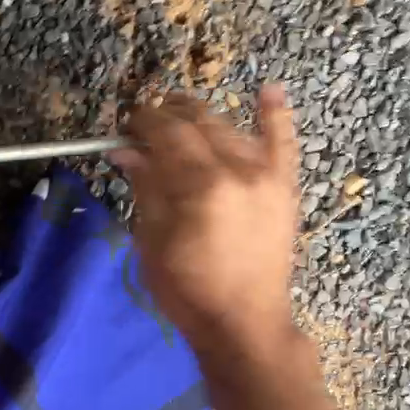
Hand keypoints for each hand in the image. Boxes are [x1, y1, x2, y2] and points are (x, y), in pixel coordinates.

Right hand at [110, 84, 302, 366]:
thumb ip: (146, 188)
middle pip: (199, 124)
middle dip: (168, 115)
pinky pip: (283, 140)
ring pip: (231, 128)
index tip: (124, 123)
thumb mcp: (152, 240)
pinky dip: (275, 113)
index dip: (143, 122)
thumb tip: (126, 151)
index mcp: (200, 185)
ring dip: (204, 116)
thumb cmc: (186, 288)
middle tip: (144, 121)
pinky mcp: (284, 186)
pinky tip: (268, 89)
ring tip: (180, 115)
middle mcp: (237, 169)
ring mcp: (267, 174)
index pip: (167, 134)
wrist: (242, 320)